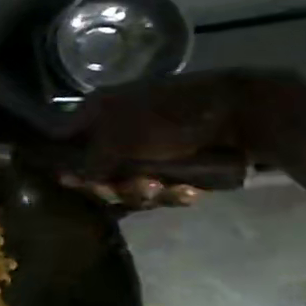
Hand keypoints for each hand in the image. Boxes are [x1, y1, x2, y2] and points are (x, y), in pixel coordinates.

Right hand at [62, 71, 280, 208]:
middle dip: (116, 186)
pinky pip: (160, 187)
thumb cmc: (167, 120)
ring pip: (130, 183)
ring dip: (147, 192)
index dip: (68, 165)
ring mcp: (146, 147)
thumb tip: (65, 177)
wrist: (240, 115)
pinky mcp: (174, 164)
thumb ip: (88, 159)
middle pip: (98, 171)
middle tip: (138, 187)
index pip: (66, 141)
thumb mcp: (117, 138)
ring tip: (169, 189)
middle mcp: (116, 129)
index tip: (78, 184)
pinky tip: (189, 191)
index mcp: (96, 113)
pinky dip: (173, 193)